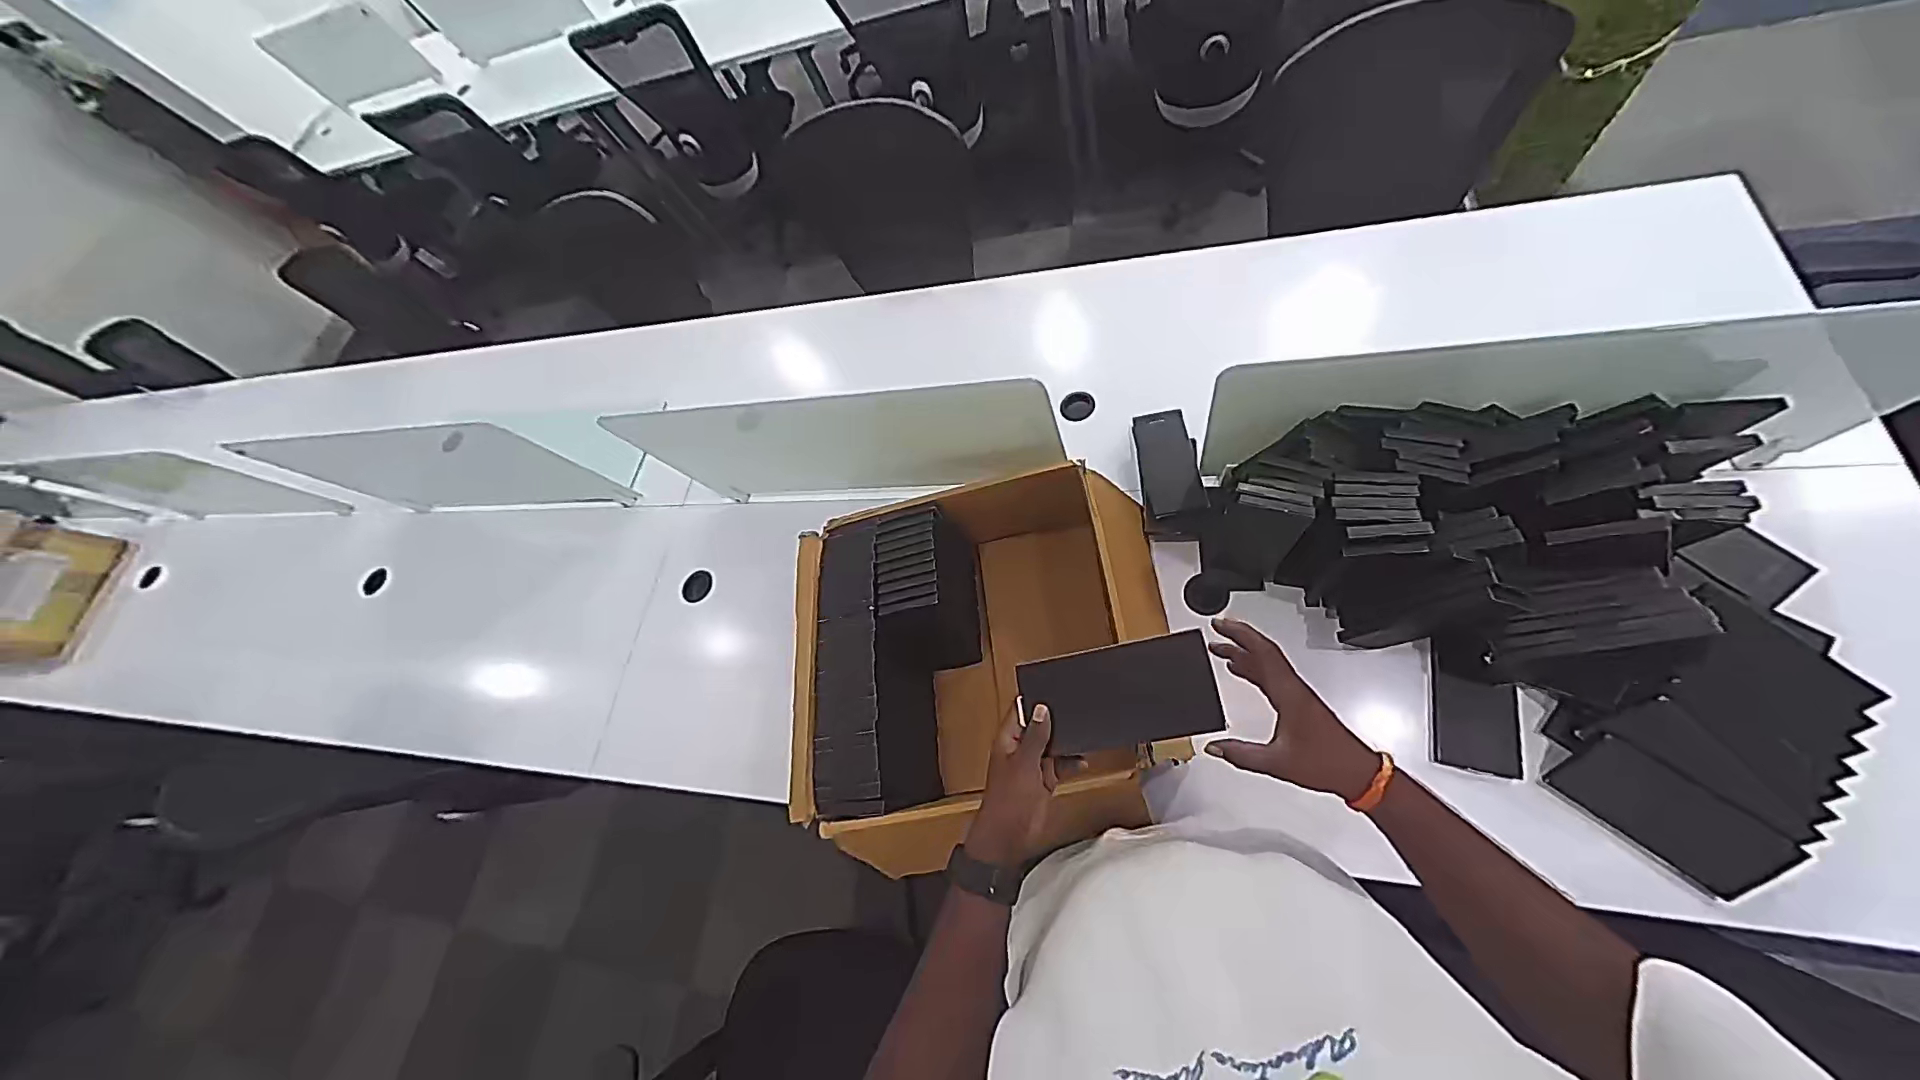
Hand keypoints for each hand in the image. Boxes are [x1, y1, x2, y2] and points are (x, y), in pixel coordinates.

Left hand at [965, 703, 1073, 865]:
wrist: (1009, 835)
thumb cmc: (1007, 799)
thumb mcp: (1024, 763)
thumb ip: (1035, 736)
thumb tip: (1042, 710)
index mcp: (1008, 739)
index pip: (1019, 711)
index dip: (1034, 701)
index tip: (1052, 690)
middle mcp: (1020, 749)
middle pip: (1039, 727)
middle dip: (1054, 721)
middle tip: (1074, 711)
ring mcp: (1032, 765)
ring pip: (1052, 746)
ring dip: (1065, 743)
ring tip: (1082, 734)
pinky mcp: (1044, 780)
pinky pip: (1060, 765)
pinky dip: (1070, 763)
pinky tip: (1082, 762)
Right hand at [1204, 617, 1381, 801]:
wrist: (1358, 774)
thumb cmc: (1329, 764)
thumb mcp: (1277, 763)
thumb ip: (1242, 755)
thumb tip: (1215, 747)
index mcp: (1290, 696)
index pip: (1264, 653)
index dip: (1241, 635)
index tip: (1222, 625)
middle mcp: (1295, 690)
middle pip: (1265, 653)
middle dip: (1239, 637)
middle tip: (1218, 628)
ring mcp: (1298, 695)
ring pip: (1269, 663)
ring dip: (1245, 652)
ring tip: (1222, 648)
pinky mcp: (1300, 702)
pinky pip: (1273, 676)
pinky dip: (1254, 667)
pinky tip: (1242, 670)